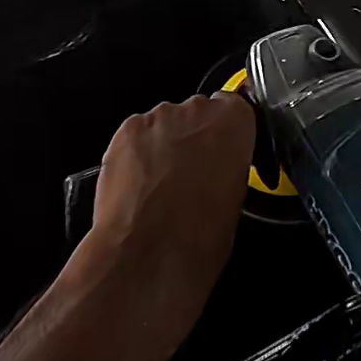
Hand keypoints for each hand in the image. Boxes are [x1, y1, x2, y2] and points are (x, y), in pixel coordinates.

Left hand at [87, 92, 255, 298]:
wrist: (148, 252)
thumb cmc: (200, 236)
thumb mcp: (235, 201)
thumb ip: (229, 167)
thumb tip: (218, 169)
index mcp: (232, 124)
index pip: (234, 107)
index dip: (226, 131)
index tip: (222, 149)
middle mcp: (194, 110)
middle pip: (196, 112)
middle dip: (193, 135)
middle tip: (189, 171)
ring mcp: (156, 117)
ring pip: (164, 123)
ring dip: (164, 144)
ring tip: (158, 183)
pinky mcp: (126, 130)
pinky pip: (136, 134)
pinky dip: (137, 152)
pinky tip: (137, 183)